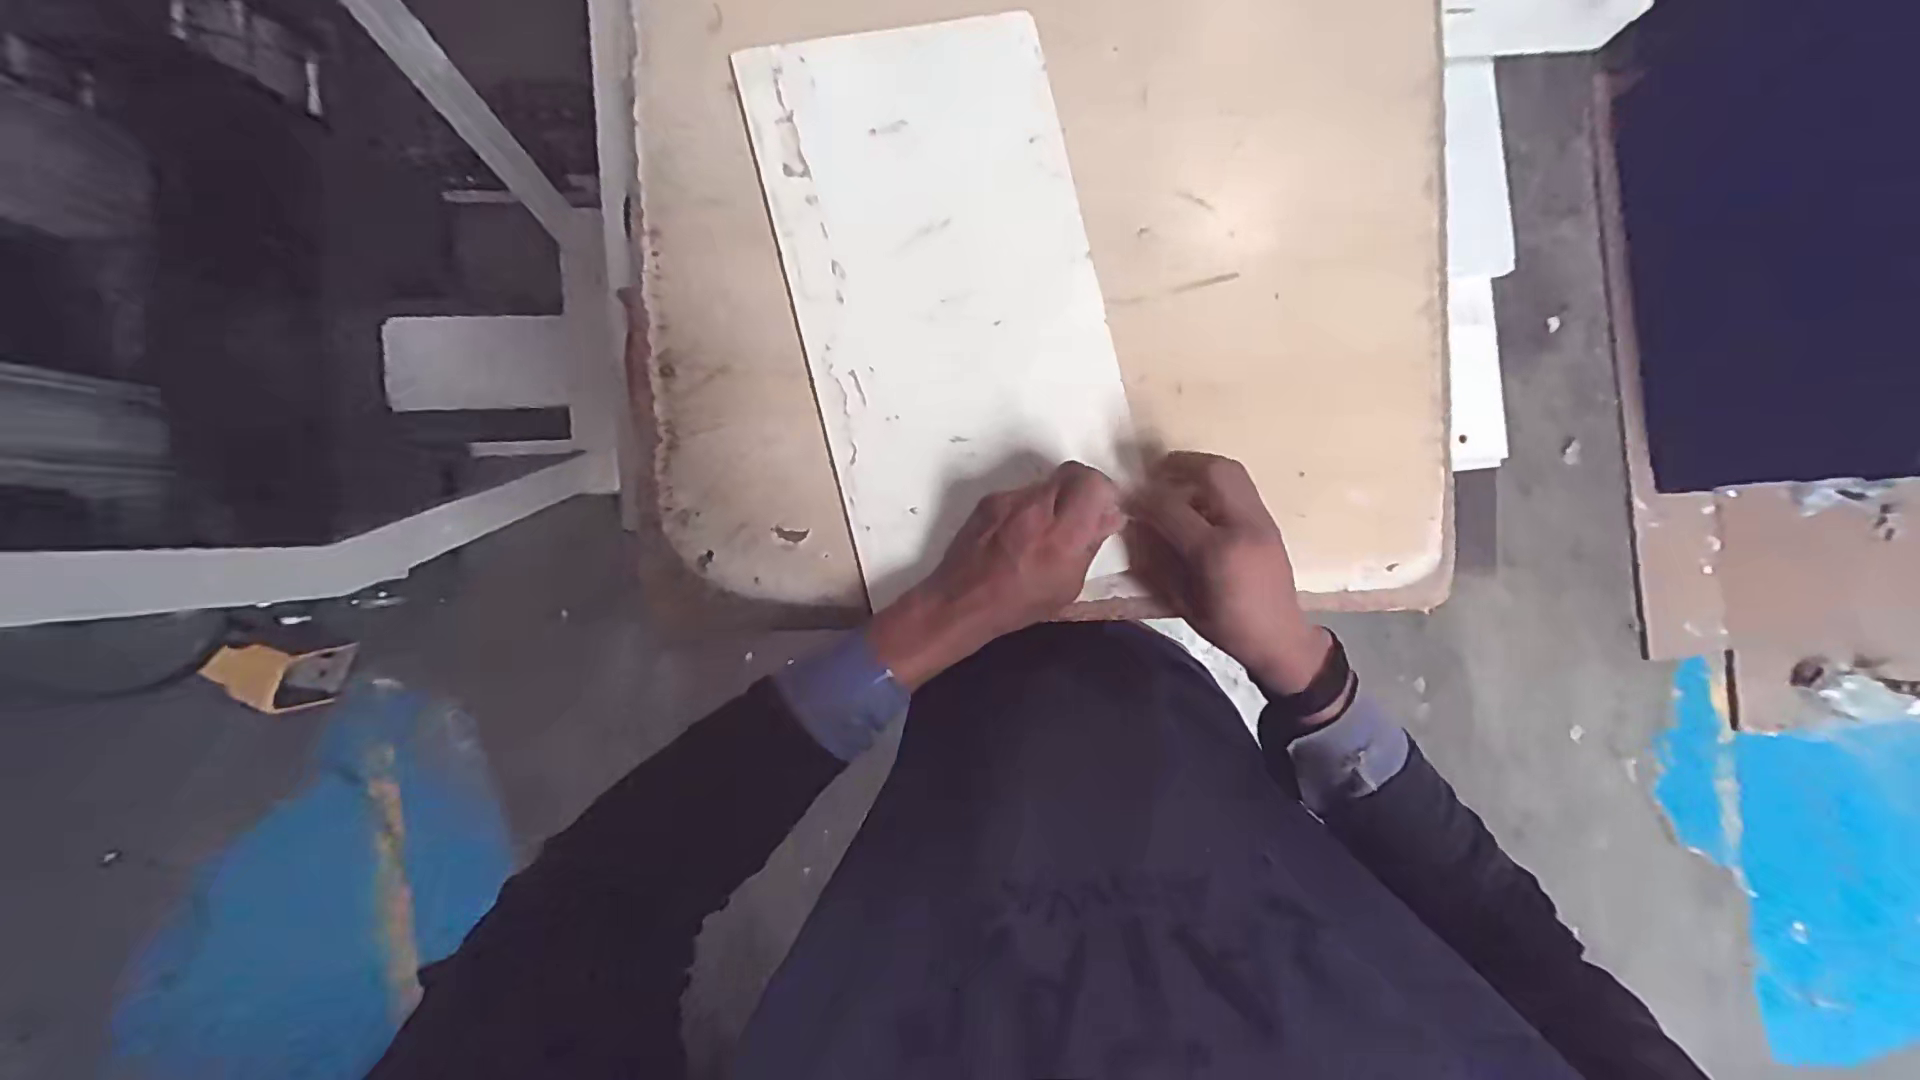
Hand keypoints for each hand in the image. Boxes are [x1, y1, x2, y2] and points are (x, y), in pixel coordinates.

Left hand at [869, 461, 1123, 688]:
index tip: (1101, 511)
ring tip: (1042, 533)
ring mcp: (1008, 500)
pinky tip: (1018, 535)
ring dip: (1053, 500)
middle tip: (1078, 517)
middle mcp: (1034, 508)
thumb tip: (1109, 517)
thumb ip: (1090, 544)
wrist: (960, 601)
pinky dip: (1027, 508)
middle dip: (1081, 490)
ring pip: (1045, 483)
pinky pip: (1020, 494)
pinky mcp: (988, 500)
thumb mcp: (1067, 585)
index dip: (1104, 492)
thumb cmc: (1017, 604)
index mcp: (1061, 534)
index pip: (1094, 482)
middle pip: (1072, 472)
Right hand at [1131, 452, 1331, 693]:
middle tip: (1155, 473)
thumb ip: (1157, 558)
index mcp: (1216, 552)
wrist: (1280, 638)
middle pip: (1212, 471)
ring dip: (1198, 467)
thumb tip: (1137, 525)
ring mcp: (1262, 520)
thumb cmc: (1226, 626)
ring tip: (1175, 480)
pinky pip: (1240, 485)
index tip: (1126, 497)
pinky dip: (1214, 481)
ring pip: (1231, 471)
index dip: (1143, 498)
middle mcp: (1243, 527)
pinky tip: (1197, 498)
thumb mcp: (1181, 599)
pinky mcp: (1269, 521)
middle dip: (1178, 464)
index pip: (1171, 507)